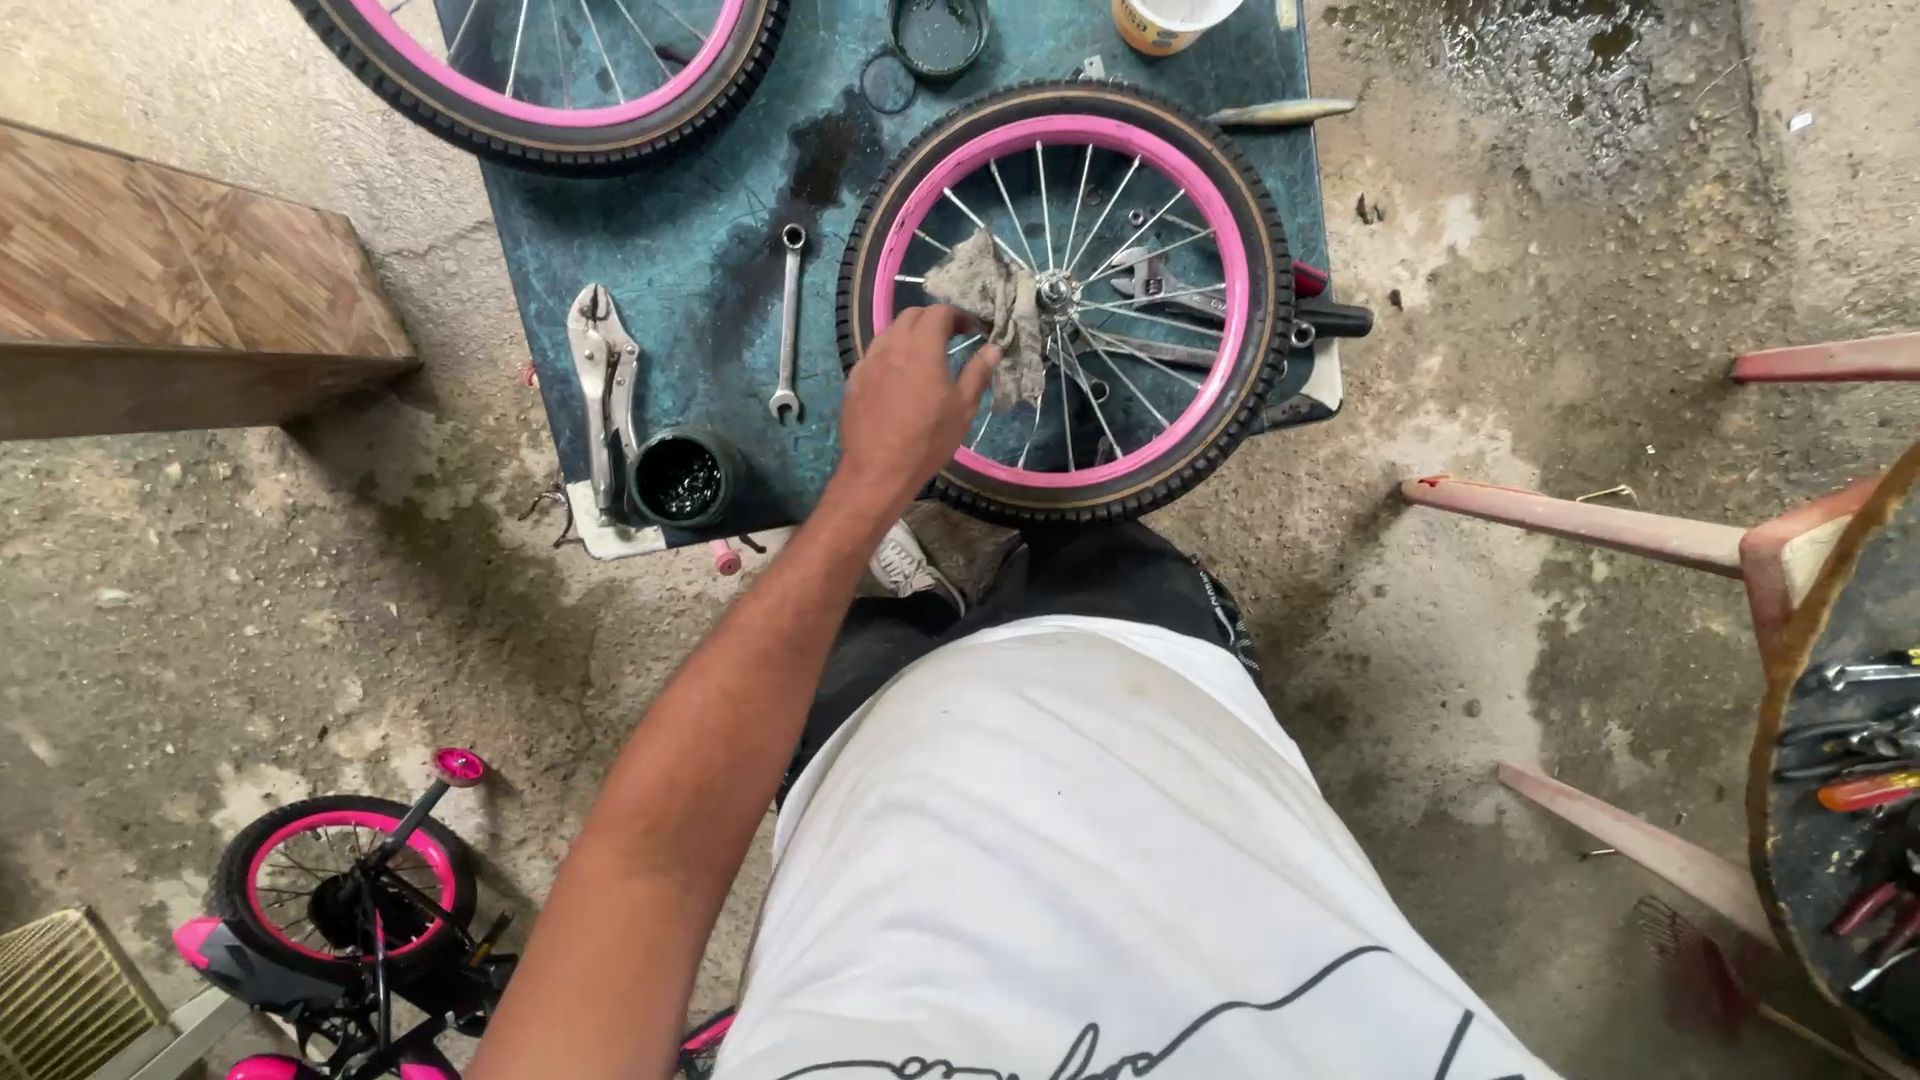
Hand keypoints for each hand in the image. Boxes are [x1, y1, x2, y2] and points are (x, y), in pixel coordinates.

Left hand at [832, 305, 1000, 519]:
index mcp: (921, 348)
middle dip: (933, 320)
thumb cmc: (927, 441)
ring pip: (889, 333)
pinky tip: (898, 377)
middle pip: (911, 316)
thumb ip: (977, 373)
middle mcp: (891, 346)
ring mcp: (868, 362)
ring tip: (924, 356)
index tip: (971, 329)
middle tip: (950, 338)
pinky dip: (890, 355)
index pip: (939, 312)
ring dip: (909, 335)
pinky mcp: (854, 380)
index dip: (958, 315)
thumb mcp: (962, 409)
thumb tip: (993, 349)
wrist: (878, 470)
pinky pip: (874, 355)